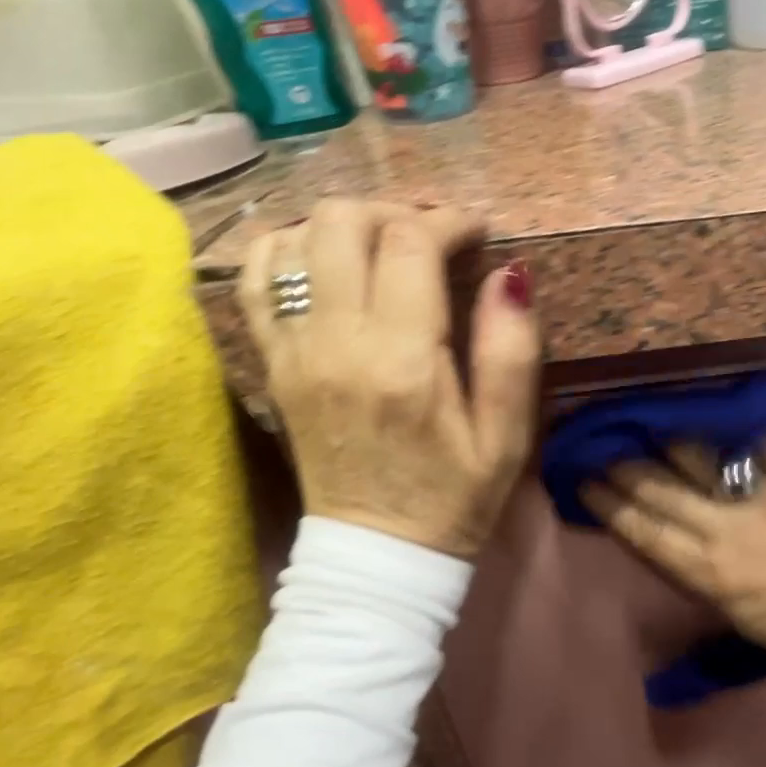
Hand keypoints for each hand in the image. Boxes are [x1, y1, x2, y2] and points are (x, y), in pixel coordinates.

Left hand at [238, 199, 541, 558]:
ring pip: (296, 237)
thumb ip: (511, 352)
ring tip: (384, 250)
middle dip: (396, 212)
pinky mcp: (271, 365)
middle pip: (345, 221)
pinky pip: (254, 278)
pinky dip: (285, 249)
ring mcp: (292, 352)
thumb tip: (510, 274)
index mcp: (403, 361)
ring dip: (345, 226)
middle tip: (431, 239)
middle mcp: (336, 343)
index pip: (411, 242)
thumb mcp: (505, 439)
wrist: (377, 554)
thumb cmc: (453, 499)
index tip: (476, 233)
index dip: (449, 221)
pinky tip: (322, 260)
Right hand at [580, 440, 765, 671]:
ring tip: (641, 424)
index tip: (583, 482)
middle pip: (660, 489)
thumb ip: (700, 574)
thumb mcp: (736, 614)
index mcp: (709, 570)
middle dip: (623, 467)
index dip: (609, 504)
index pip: (644, 530)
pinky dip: (733, 424)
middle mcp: (725, 527)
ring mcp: (761, 494)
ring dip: (664, 439)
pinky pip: (757, 440)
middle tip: (598, 446)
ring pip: (698, 457)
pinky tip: (710, 409)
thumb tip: (671, 540)